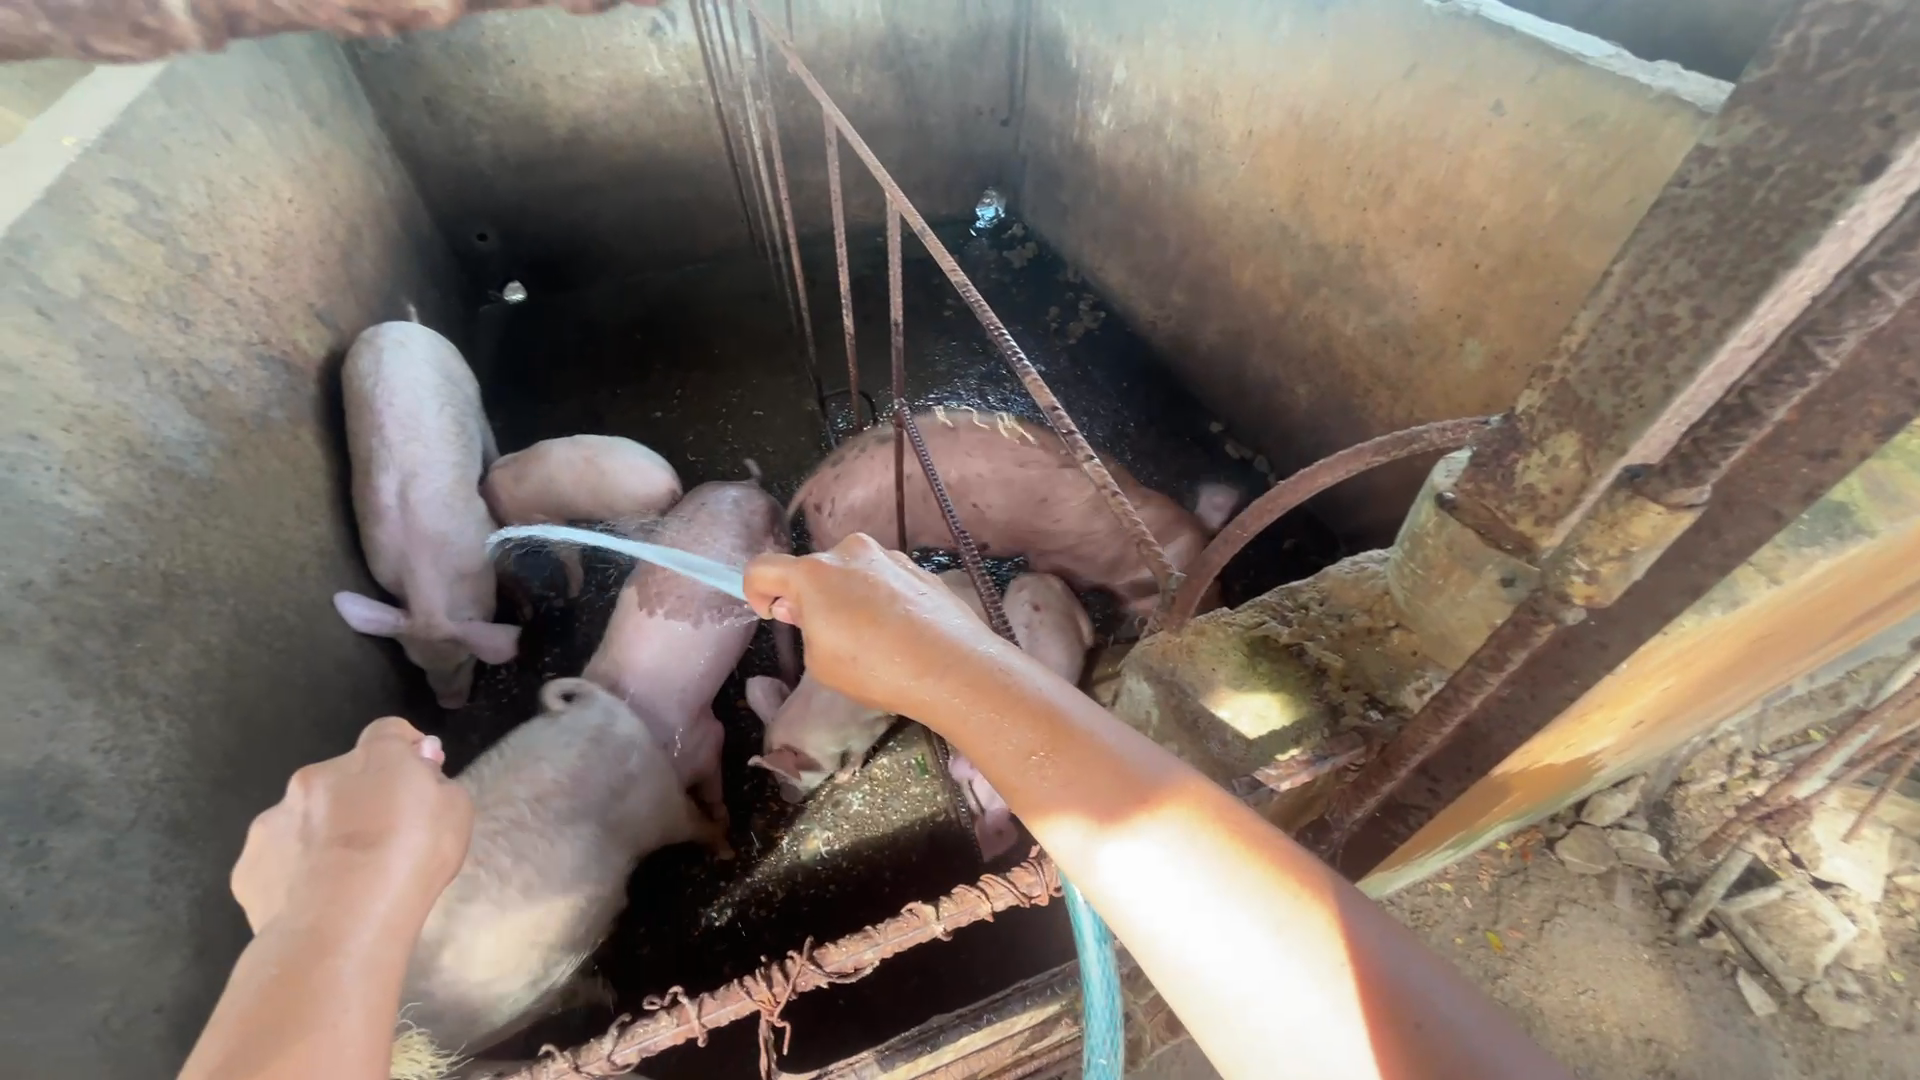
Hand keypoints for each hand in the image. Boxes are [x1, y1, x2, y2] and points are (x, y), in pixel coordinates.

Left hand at [232, 717, 472, 933]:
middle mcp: (315, 778)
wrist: (340, 925)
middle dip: (362, 793)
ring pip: (306, 815)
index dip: (405, 747)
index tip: (419, 772)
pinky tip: (318, 894)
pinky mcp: (247, 866)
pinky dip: (298, 866)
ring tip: (347, 872)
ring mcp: (273, 821)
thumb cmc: (413, 857)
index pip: (388, 730)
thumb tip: (416, 771)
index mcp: (372, 758)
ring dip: (325, 829)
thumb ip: (433, 782)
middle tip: (384, 832)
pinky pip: (279, 855)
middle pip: (343, 775)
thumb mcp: (455, 809)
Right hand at [744, 534, 1020, 719]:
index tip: (774, 616)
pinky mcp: (921, 570)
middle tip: (827, 635)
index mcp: (815, 572)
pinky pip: (887, 580)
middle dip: (811, 597)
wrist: (952, 667)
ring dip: (849, 596)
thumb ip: (805, 627)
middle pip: (815, 569)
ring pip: (854, 572)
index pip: (763, 567)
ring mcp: (891, 557)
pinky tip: (900, 633)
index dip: (756, 592)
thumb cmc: (874, 668)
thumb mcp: (820, 661)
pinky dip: (883, 600)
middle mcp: (852, 552)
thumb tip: (808, 609)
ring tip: (872, 639)